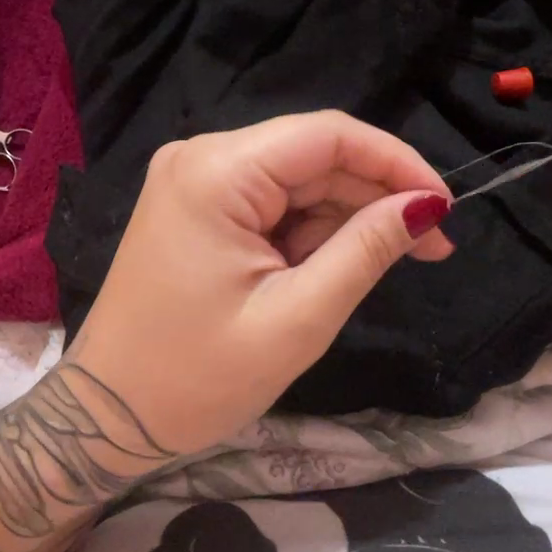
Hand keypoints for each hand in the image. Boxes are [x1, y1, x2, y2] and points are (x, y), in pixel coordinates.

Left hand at [64, 110, 455, 454]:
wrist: (106, 417)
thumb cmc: (196, 378)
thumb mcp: (296, 319)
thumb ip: (364, 250)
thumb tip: (426, 205)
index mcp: (216, 171)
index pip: (327, 134)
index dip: (395, 161)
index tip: (446, 206)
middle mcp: (202, 157)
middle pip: (313, 155)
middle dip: (376, 195)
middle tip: (434, 247)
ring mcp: (194, 180)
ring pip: (296, 179)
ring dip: (346, 217)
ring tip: (392, 263)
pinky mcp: (196, 207)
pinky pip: (270, 202)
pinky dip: (310, 230)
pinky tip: (336, 265)